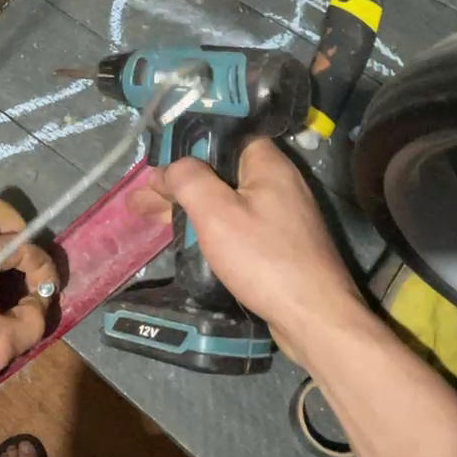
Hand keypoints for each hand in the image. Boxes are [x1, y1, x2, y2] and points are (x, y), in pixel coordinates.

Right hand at [132, 138, 362, 353]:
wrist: (315, 320)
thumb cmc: (263, 258)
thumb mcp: (216, 213)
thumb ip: (188, 180)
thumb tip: (168, 168)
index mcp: (267, 165)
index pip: (225, 136)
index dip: (188, 143)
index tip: (157, 158)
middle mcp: (278, 184)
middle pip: (220, 171)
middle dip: (178, 182)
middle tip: (141, 198)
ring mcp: (280, 216)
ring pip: (225, 199)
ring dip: (189, 206)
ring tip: (148, 217)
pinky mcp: (279, 244)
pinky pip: (236, 223)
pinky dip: (209, 225)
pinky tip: (185, 237)